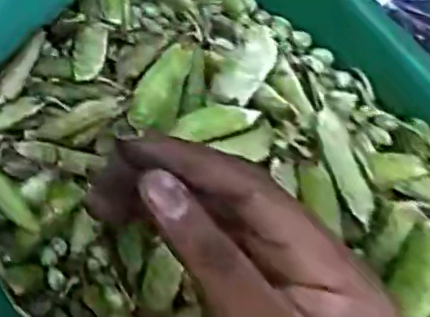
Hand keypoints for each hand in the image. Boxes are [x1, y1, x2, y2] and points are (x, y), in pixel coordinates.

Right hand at [87, 136, 397, 316]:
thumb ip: (211, 253)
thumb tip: (151, 177)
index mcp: (326, 259)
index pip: (246, 184)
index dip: (183, 156)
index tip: (122, 147)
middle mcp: (308, 252)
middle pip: (227, 189)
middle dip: (161, 172)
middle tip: (103, 180)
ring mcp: (287, 268)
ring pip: (213, 206)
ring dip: (157, 193)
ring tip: (106, 202)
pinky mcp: (264, 283)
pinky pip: (212, 231)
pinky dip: (169, 217)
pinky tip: (136, 217)